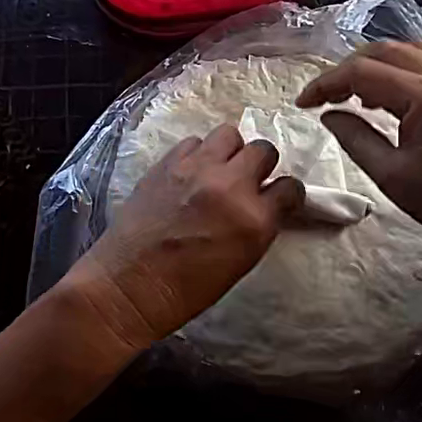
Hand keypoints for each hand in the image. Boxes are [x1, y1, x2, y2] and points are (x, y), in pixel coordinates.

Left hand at [63, 123, 304, 350]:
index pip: (290, 188)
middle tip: (247, 179)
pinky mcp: (165, 163)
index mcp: (254, 219)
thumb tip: (263, 202)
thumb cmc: (188, 287)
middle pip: (262, 150)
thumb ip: (258, 224)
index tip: (277, 197)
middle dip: (260, 164)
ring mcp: (194, 169)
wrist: (131, 282)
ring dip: (229, 151)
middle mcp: (229, 185)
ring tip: (218, 170)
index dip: (285, 193)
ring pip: (228, 134)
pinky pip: (192, 142)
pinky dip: (196, 153)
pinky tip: (188, 172)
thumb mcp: (242, 259)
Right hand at [298, 41, 421, 271]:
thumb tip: (328, 114)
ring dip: (376, 63)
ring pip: (413, 49)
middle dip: (347, 68)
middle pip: (387, 50)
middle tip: (325, 96)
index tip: (303, 103)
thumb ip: (355, 138)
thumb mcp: (393, 177)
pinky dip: (403, 69)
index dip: (325, 83)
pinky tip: (391, 96)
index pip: (363, 72)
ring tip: (355, 93)